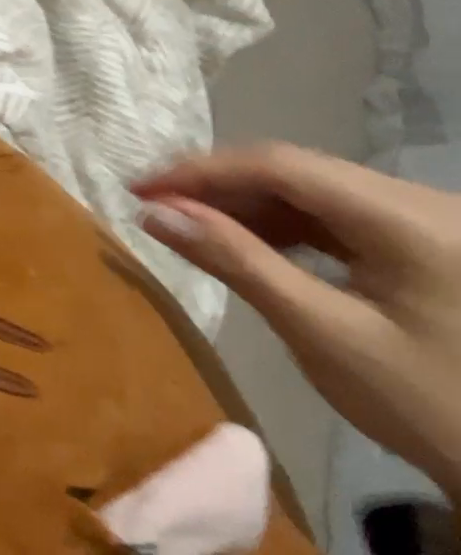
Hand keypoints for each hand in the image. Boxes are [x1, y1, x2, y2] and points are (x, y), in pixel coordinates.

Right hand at [133, 143, 460, 498]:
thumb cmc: (428, 403)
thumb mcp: (323, 332)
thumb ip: (237, 262)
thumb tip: (154, 212)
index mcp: (410, 219)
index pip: (280, 165)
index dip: (200, 170)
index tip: (137, 190)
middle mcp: (430, 205)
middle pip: (300, 172)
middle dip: (220, 186)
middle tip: (156, 208)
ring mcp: (438, 225)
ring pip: (319, 191)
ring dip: (250, 205)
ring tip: (193, 228)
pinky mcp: (437, 247)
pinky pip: (345, 216)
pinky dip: (289, 225)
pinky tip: (254, 246)